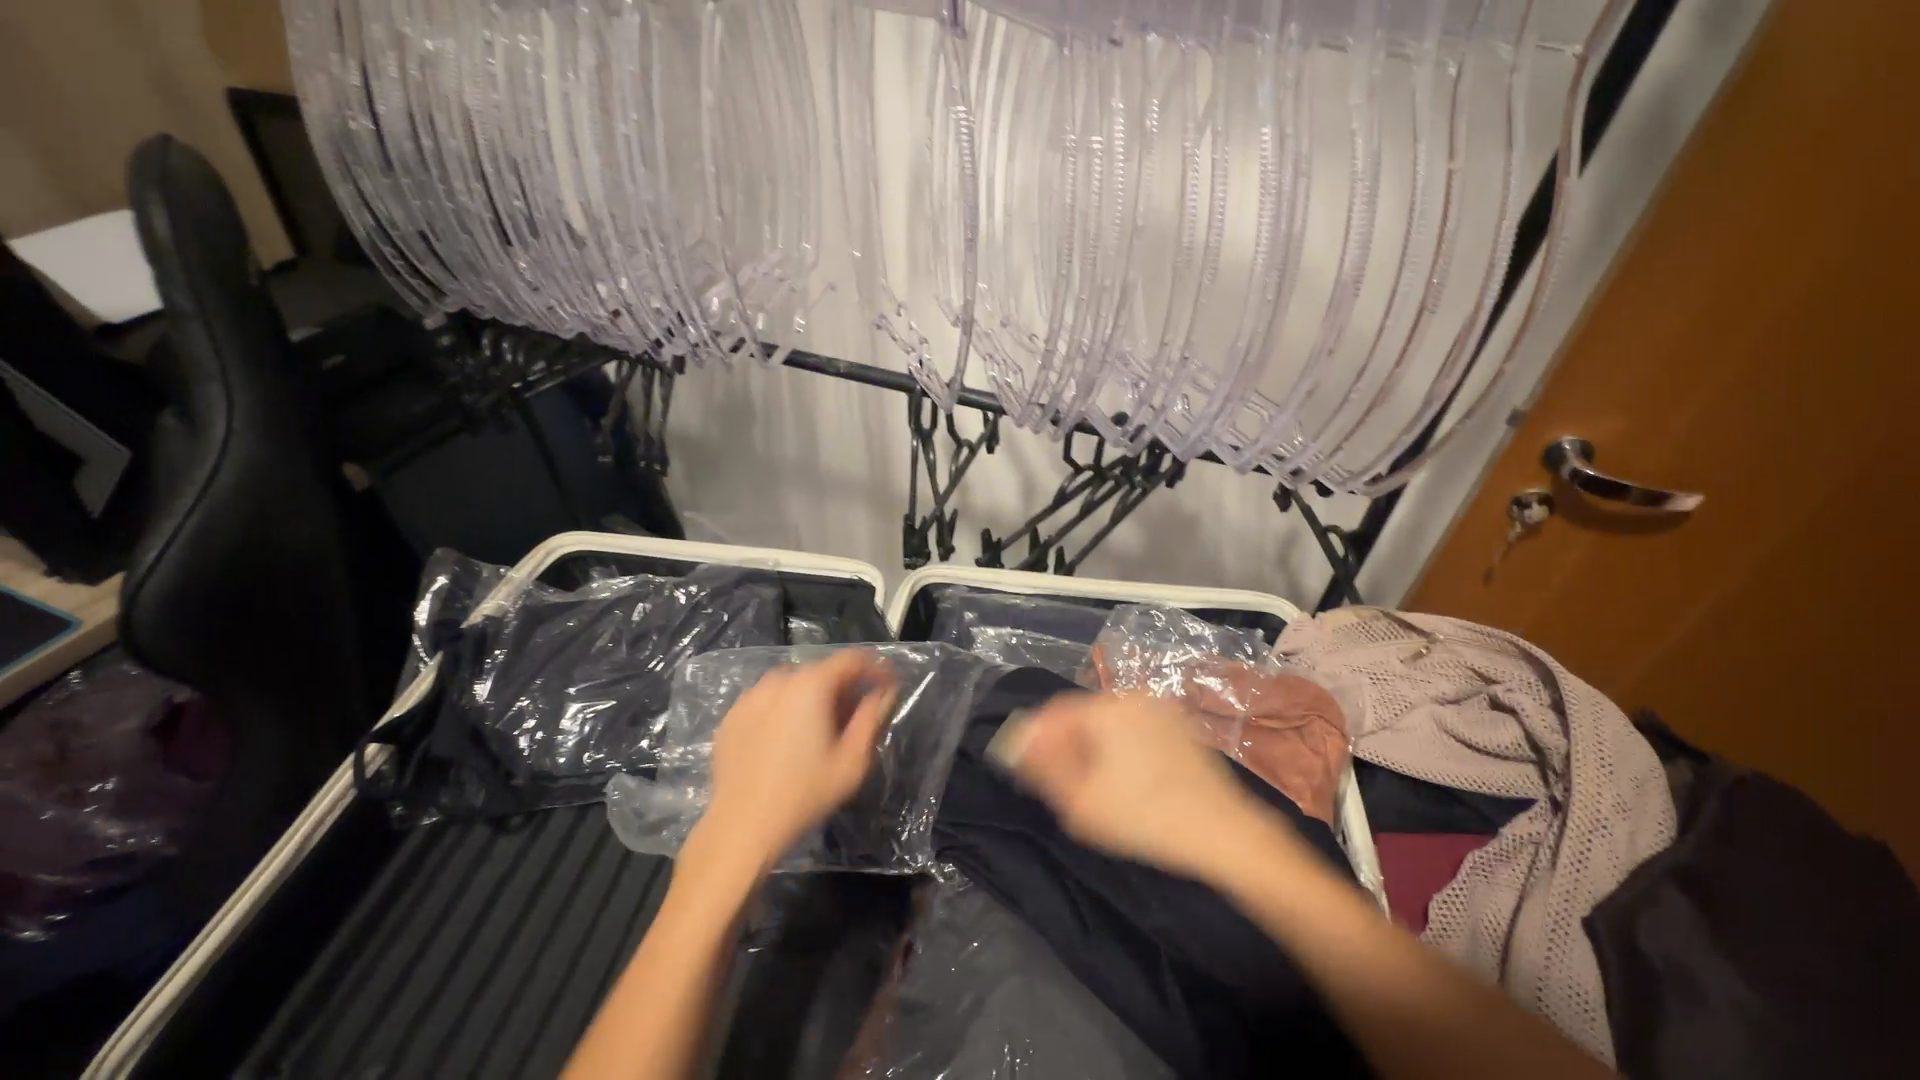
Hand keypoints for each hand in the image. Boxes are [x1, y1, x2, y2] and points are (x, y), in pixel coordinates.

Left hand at [690, 650, 896, 874]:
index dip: (875, 667)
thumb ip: (872, 718)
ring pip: (792, 686)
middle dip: (842, 688)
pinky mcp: (731, 717)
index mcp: (812, 685)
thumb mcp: (853, 761)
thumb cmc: (805, 793)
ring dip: (811, 698)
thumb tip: (884, 693)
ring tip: (819, 729)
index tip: (887, 683)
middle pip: (820, 671)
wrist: (743, 824)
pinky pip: (767, 703)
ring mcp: (750, 697)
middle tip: (854, 717)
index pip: (852, 659)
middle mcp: (778, 681)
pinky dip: (783, 711)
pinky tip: (786, 741)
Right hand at [1006, 692, 1306, 883]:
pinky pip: (1137, 733)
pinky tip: (1127, 787)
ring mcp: (1163, 712)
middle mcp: (1134, 698)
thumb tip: (1015, 742)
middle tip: (1062, 788)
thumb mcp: (1079, 800)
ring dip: (1095, 751)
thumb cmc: (1143, 817)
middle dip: (1067, 747)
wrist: (1224, 832)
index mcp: (1106, 707)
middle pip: (1083, 716)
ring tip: (1095, 791)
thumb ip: (1042, 766)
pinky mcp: (1184, 730)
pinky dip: (1123, 753)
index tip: (1029, 773)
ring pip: (1111, 726)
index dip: (1035, 741)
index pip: (1053, 713)